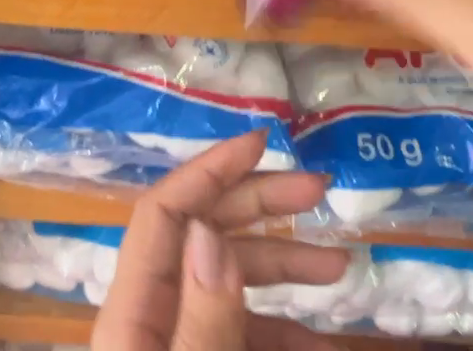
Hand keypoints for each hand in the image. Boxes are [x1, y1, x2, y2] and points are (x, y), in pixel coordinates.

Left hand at [91, 131, 348, 350]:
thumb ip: (202, 316)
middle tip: (319, 190)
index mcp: (133, 309)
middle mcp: (151, 314)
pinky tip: (317, 338)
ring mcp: (176, 338)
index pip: (165, 212)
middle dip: (262, 206)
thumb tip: (210, 230)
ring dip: (284, 267)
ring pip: (230, 283)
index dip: (210, 168)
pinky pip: (240, 329)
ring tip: (339, 268)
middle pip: (205, 235)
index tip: (262, 140)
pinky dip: (280, 327)